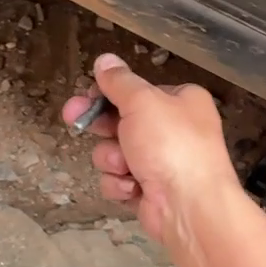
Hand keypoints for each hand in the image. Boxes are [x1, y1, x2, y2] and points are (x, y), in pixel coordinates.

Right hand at [61, 54, 240, 246]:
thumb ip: (120, 82)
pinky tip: (132, 187)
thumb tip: (105, 60)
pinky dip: (121, 184)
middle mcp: (174, 129)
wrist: (190, 206)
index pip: (137, 91)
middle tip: (75, 121)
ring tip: (125, 166)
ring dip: (112, 159)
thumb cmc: (171, 145)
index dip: (108, 94)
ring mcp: (162, 162)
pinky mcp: (150, 190)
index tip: (85, 97)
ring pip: (115, 153)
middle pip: (122, 121)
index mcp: (181, 101)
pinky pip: (120, 180)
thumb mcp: (143, 102)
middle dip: (102, 127)